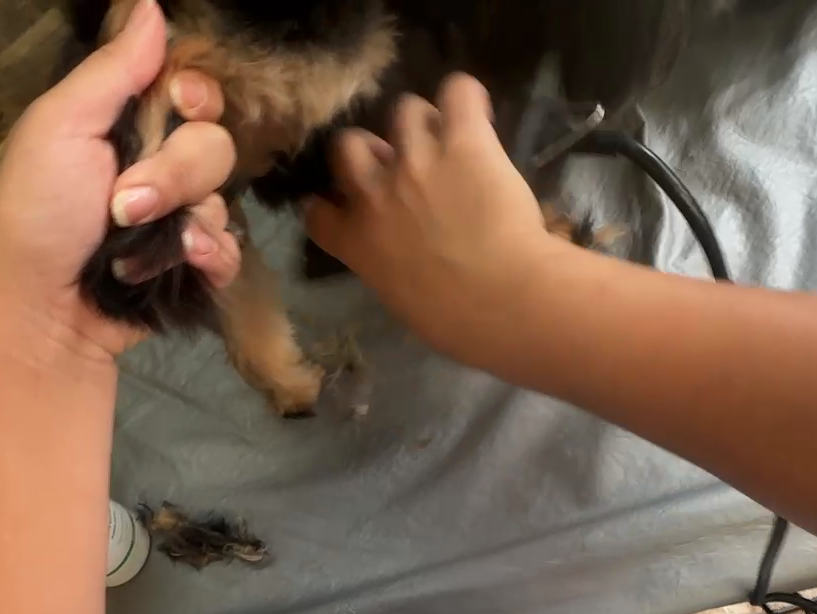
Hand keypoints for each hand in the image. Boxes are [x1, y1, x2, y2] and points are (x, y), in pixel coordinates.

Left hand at [0, 0, 241, 365]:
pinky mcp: (191, 268)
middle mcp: (159, 168)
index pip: (192, 94)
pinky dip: (211, 258)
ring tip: (141, 246)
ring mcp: (177, 222)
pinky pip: (230, 250)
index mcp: (127, 125)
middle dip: (177, 173)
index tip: (178, 104)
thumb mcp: (61, 127)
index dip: (196, 96)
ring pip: (224, 200)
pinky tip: (185, 265)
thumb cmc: (40, 214)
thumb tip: (151, 6)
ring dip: (187, 221)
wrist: (46, 310)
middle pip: (215, 144)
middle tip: (126, 203)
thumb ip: (111, 71)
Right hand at [306, 75, 557, 357]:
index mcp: (355, 243)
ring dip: (422, 122)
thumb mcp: (398, 295)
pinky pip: (457, 91)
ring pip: (404, 110)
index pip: (318, 211)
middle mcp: (375, 194)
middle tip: (401, 162)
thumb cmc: (450, 320)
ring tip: (448, 138)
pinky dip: (465, 99)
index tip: (347, 201)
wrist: (498, 301)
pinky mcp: (462, 140)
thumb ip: (385, 262)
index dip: (331, 199)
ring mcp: (415, 161)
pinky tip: (477, 115)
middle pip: (349, 145)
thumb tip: (397, 247)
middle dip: (371, 149)